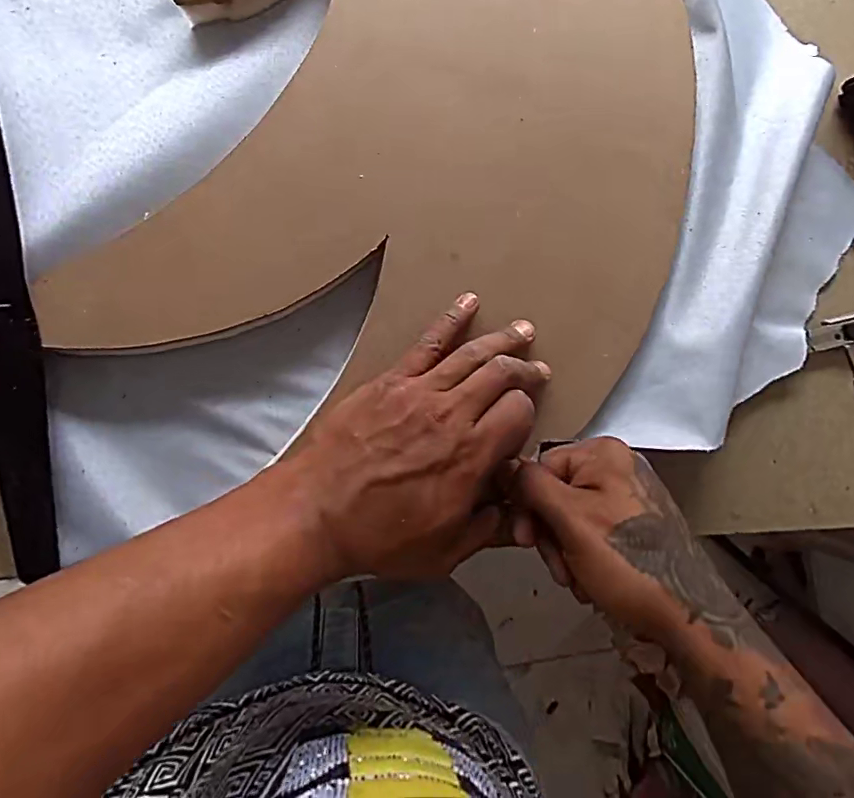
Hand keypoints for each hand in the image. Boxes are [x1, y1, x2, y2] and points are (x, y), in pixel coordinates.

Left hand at [280, 293, 550, 580]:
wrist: (316, 512)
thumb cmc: (377, 535)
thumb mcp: (444, 550)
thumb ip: (489, 528)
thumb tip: (518, 514)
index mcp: (469, 457)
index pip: (518, 413)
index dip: (527, 413)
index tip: (522, 422)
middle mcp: (450, 417)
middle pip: (500, 376)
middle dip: (524, 369)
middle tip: (537, 369)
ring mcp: (418, 393)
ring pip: (472, 355)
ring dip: (502, 340)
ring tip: (522, 330)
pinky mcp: (391, 382)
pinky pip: (428, 343)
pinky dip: (452, 321)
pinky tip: (468, 304)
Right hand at [509, 437, 738, 644]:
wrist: (690, 618)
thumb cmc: (630, 564)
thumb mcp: (569, 519)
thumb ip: (531, 485)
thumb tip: (505, 466)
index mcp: (603, 453)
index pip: (540, 468)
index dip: (528, 506)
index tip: (527, 540)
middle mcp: (618, 466)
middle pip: (554, 494)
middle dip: (550, 535)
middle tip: (561, 568)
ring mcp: (629, 496)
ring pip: (570, 518)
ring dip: (565, 552)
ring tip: (580, 580)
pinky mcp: (637, 524)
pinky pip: (593, 532)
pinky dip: (585, 557)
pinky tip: (594, 581)